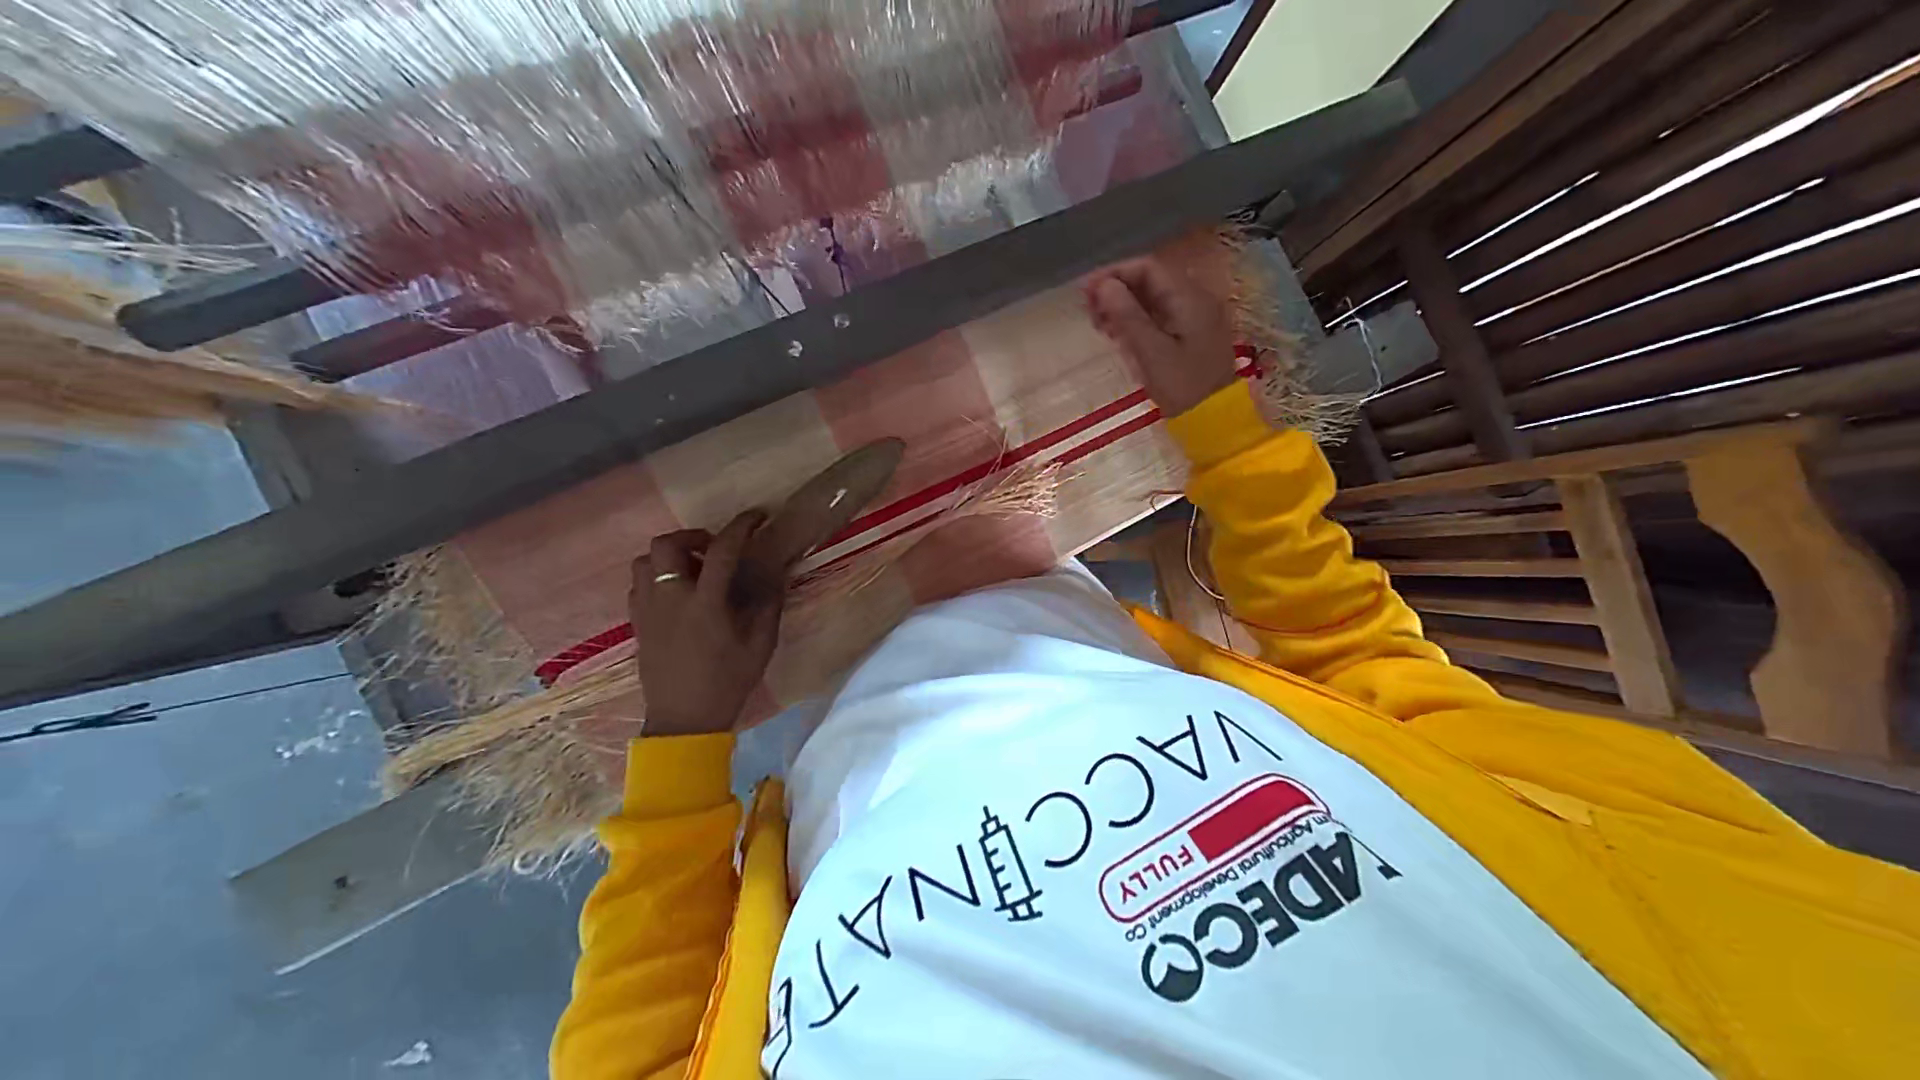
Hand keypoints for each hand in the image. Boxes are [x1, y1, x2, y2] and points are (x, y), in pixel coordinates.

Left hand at [629, 511, 781, 736]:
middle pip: (667, 544)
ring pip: (645, 560)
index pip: (721, 550)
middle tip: (714, 548)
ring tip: (693, 568)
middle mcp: (670, 598)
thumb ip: (768, 605)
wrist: (684, 720)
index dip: (740, 527)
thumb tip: (777, 572)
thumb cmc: (727, 683)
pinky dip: (656, 575)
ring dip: (670, 555)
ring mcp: (647, 609)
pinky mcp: (636, 622)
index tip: (756, 517)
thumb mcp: (760, 645)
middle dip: (692, 535)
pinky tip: (676, 591)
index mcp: (705, 604)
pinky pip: (638, 583)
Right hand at [1085, 257, 1237, 417]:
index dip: (1114, 273)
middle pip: (1150, 280)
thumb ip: (1127, 316)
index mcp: (1189, 298)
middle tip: (1087, 309)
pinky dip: (1135, 320)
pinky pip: (1159, 317)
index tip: (1085, 291)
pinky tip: (1117, 334)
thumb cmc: (1184, 387)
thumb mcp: (1151, 352)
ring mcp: (1194, 318)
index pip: (1148, 268)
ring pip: (1152, 299)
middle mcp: (1194, 300)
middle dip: (1116, 289)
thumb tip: (1102, 285)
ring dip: (1123, 306)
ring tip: (1097, 324)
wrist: (1215, 420)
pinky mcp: (1189, 337)